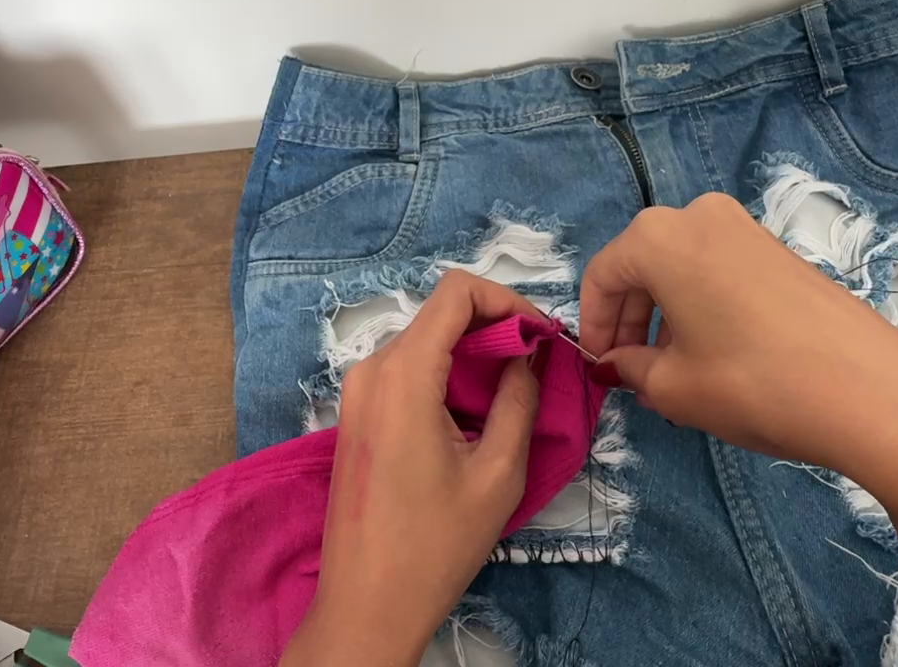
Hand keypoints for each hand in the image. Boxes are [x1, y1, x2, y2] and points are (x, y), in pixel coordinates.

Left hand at [281, 272, 542, 666]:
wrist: (365, 606)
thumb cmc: (434, 545)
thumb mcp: (497, 474)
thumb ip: (519, 401)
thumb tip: (530, 354)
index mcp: (403, 373)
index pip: (456, 291)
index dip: (505, 299)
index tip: (540, 333)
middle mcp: (372, 367)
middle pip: (440, 313)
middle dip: (494, 325)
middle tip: (537, 361)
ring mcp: (358, 387)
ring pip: (425, 339)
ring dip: (471, 350)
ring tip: (512, 386)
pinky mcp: (357, 409)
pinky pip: (406, 366)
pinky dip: (445, 369)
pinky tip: (473, 405)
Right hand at [579, 193, 897, 485]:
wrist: (876, 395)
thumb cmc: (754, 383)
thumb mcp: (673, 388)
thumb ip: (629, 368)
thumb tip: (618, 364)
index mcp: (657, 237)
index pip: (601, 276)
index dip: (592, 326)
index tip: (599, 367)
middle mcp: (695, 215)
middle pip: (639, 266)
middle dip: (628, 319)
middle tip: (631, 370)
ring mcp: (742, 226)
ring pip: (678, 267)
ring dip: (663, 313)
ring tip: (673, 368)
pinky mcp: (777, 247)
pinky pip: (715, 268)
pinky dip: (699, 303)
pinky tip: (714, 350)